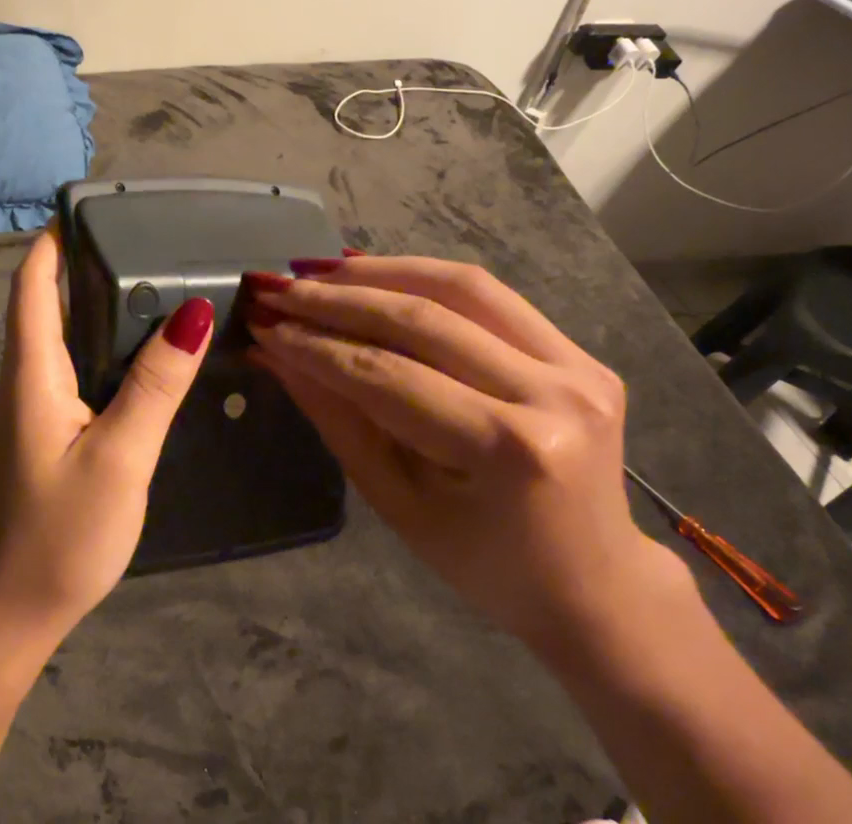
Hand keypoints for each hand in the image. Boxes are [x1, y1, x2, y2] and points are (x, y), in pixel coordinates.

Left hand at [0, 226, 213, 645]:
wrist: (11, 612)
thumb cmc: (61, 535)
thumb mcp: (120, 457)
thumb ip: (155, 386)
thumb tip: (193, 312)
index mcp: (29, 375)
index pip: (30, 286)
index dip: (51, 242)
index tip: (89, 208)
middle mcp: (19, 384)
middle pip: (43, 307)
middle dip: (81, 269)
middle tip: (144, 244)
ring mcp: (25, 413)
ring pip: (55, 344)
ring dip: (91, 311)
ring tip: (152, 290)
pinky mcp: (37, 439)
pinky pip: (65, 377)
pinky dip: (96, 354)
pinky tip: (136, 362)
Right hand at [246, 255, 688, 651]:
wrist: (590, 581)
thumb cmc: (479, 559)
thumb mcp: (393, 498)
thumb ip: (335, 415)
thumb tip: (274, 352)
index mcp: (508, 451)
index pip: (388, 376)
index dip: (315, 346)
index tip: (260, 324)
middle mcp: (553, 395)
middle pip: (425, 319)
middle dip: (337, 300)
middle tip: (276, 290)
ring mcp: (579, 366)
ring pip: (462, 288)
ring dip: (379, 273)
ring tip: (316, 271)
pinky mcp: (581, 353)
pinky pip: (490, 298)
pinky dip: (422, 279)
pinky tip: (370, 275)